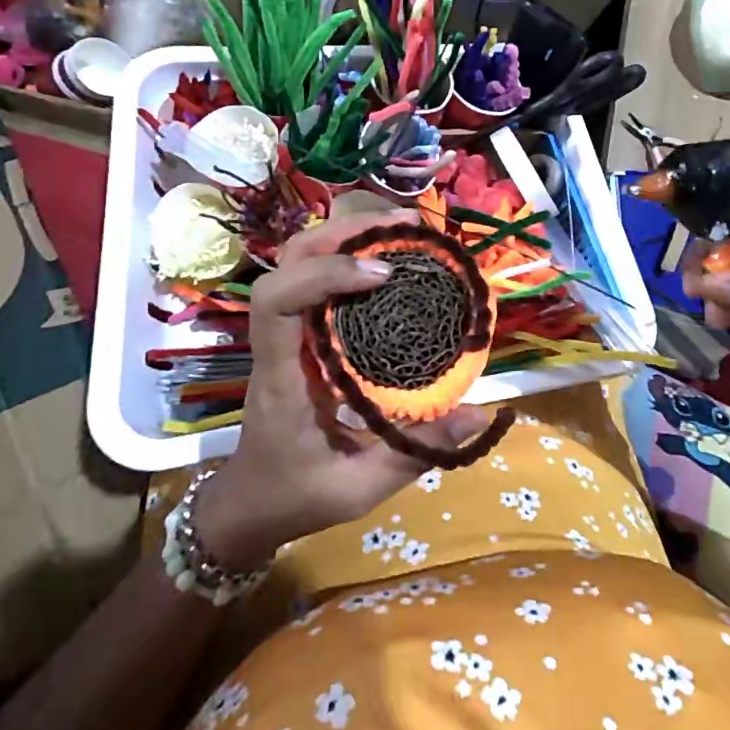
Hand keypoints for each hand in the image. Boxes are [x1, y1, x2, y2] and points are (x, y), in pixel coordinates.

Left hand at [192, 212, 491, 567]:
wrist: (250, 502)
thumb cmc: (295, 495)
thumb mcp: (357, 488)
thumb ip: (415, 454)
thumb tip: (479, 414)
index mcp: (281, 375)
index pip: (276, 302)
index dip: (324, 274)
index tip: (382, 274)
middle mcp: (278, 341)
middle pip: (290, 260)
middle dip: (346, 232)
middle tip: (407, 227)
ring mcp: (287, 332)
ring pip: (300, 258)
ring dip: (349, 235)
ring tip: (405, 230)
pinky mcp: (302, 333)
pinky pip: (317, 277)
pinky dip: (352, 256)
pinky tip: (391, 258)